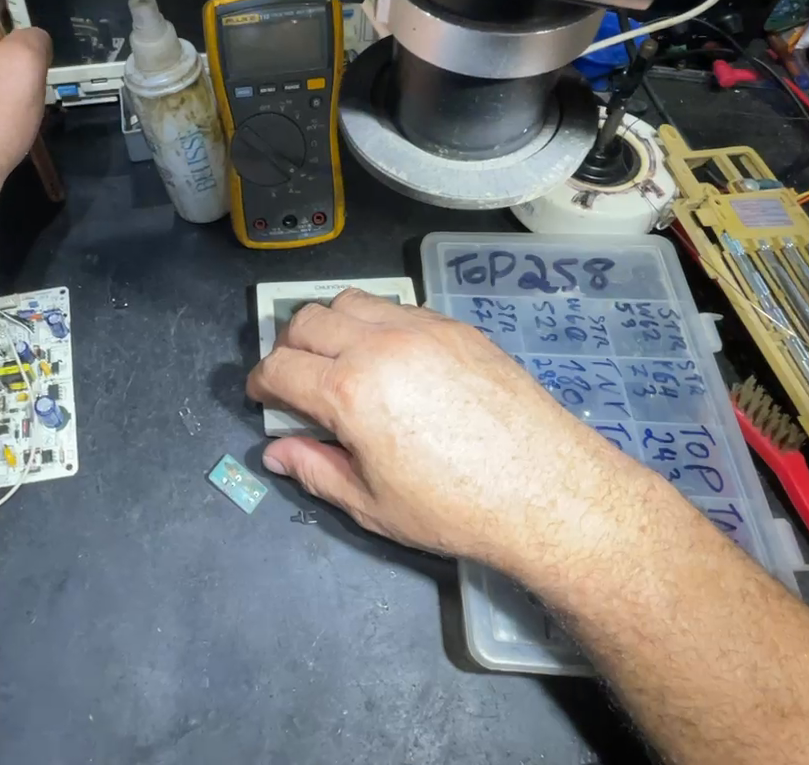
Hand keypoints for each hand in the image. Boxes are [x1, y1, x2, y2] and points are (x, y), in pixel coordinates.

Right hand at [249, 290, 655, 579]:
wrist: (548, 491)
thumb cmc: (453, 507)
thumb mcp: (371, 504)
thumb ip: (313, 469)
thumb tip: (274, 452)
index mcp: (348, 390)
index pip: (278, 367)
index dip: (260, 383)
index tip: (264, 398)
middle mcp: (376, 344)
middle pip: (304, 320)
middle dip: (288, 349)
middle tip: (299, 381)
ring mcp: (417, 327)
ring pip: (348, 300)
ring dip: (330, 326)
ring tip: (342, 360)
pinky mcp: (451, 325)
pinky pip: (394, 305)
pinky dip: (374, 323)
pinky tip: (392, 359)